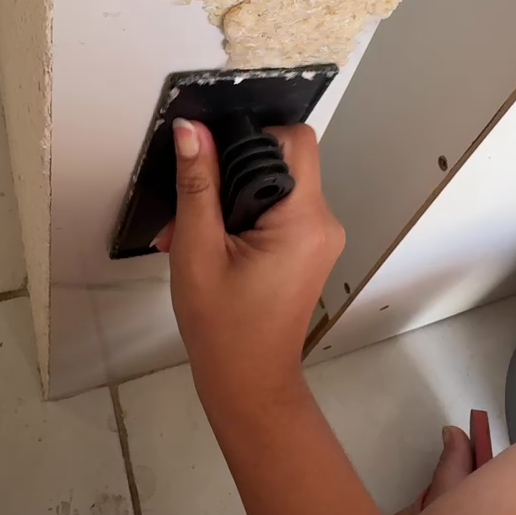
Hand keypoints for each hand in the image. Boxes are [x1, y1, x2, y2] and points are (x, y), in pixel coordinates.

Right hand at [156, 120, 344, 408]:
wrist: (247, 385)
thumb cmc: (222, 326)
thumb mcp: (197, 248)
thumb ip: (197, 183)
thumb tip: (191, 130)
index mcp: (304, 218)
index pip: (295, 140)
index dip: (254, 136)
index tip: (215, 159)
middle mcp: (323, 222)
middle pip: (285, 161)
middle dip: (233, 172)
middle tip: (193, 205)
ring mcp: (319, 237)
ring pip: (276, 186)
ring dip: (231, 199)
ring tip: (192, 233)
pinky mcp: (308, 250)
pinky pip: (278, 211)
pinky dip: (244, 217)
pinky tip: (210, 243)